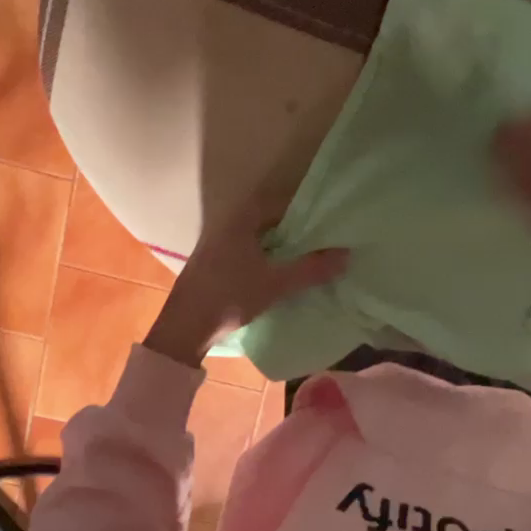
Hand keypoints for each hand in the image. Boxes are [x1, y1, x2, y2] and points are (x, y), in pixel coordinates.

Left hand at [143, 219, 347, 367]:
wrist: (185, 328)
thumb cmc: (230, 297)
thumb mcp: (276, 284)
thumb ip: (311, 269)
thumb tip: (345, 254)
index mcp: (239, 221)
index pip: (275, 201)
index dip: (300, 206)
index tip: (323, 217)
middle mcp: (225, 225)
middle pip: (266, 218)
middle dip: (292, 226)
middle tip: (320, 237)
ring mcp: (215, 244)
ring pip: (256, 235)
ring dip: (278, 242)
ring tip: (306, 254)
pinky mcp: (212, 263)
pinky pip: (246, 249)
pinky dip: (265, 254)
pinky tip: (278, 270)